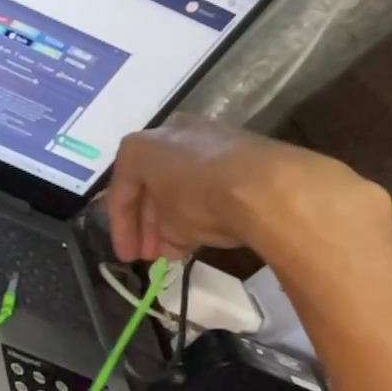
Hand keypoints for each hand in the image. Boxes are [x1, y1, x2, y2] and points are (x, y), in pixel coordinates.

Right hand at [103, 114, 391, 263]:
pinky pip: (210, 178)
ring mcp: (208, 136)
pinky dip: (203, 203)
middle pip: (151, 186)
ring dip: (176, 216)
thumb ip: (162, 236)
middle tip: (151, 254)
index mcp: (138, 148)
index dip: (121, 231)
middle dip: (150, 225)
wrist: (271, 186)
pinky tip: (206, 230)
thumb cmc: (201, 200)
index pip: (120, 196)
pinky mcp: (242, 145)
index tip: (127, 257)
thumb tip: (169, 246)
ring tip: (179, 248)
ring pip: (181, 182)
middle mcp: (168, 133)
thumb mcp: (170, 227)